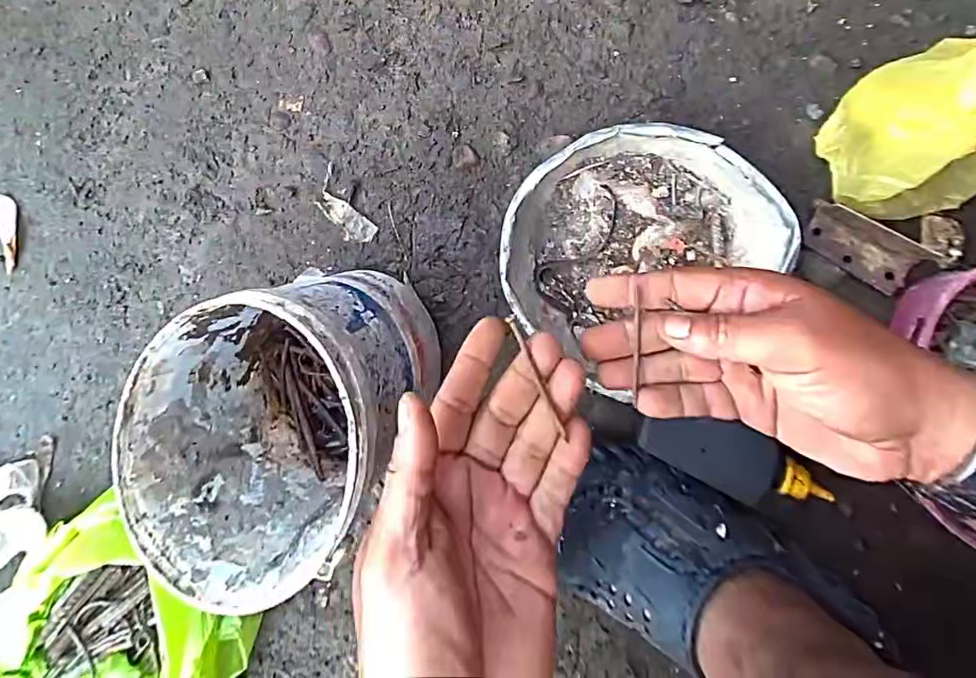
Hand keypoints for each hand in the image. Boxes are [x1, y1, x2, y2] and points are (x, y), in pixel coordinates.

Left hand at [353, 318, 592, 677]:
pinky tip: (579, 430)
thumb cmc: (405, 642)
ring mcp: (503, 514)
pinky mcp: (536, 542)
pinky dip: (569, 458)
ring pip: (533, 445)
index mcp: (427, 484)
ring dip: (552, 407)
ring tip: (571, 374)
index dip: (475, 368)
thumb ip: (410, 471)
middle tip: (548, 346)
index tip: (493, 333)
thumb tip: (413, 406)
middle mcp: (466, 491)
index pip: (454, 409)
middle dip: (525, 380)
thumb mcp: (396, 547)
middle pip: (501, 419)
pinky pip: (556, 488)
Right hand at [580, 268, 975, 482]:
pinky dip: (670, 399)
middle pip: (670, 327)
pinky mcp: (748, 401)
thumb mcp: (793, 340)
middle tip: (588, 344)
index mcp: (749, 297)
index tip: (598, 291)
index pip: (680, 287)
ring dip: (641, 367)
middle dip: (629, 334)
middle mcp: (738, 327)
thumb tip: (670, 325)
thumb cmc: (864, 368)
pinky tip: (643, 400)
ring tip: (603, 374)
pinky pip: (698, 398)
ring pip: (678, 363)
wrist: (914, 430)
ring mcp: (740, 365)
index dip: (636, 288)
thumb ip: (727, 332)